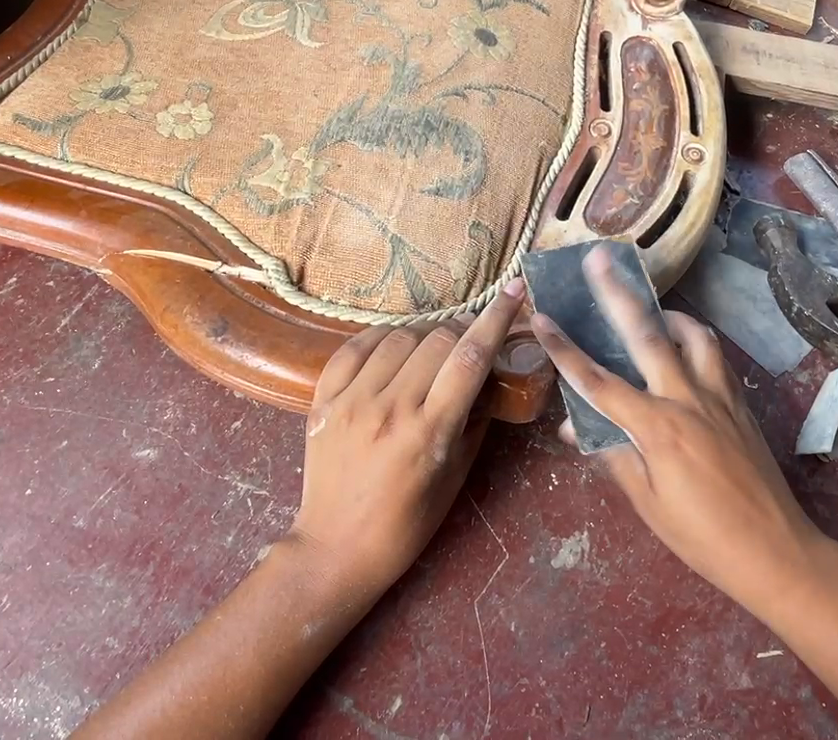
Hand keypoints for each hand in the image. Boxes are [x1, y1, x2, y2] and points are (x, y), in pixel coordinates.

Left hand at [287, 279, 527, 593]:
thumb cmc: (407, 523)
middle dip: (462, 331)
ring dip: (423, 335)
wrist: (335, 547)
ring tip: (430, 350)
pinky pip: (355, 347)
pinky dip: (380, 339)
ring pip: (398, 337)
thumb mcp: (456, 476)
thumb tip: (489, 376)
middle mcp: (391, 407)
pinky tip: (392, 346)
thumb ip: (474, 420)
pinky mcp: (323, 399)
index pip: (470, 357)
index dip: (496, 318)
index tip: (513, 290)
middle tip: (469, 341)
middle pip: (438, 340)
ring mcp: (352, 400)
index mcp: (430, 431)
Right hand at [530, 246, 824, 610]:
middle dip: (618, 294)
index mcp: (657, 427)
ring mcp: (719, 395)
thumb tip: (573, 428)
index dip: (566, 350)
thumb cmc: (702, 535)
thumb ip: (612, 456)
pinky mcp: (740, 401)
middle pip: (646, 334)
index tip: (543, 319)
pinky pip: (715, 355)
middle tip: (601, 259)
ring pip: (693, 334)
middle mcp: (687, 398)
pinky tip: (684, 347)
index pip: (599, 382)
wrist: (775, 550)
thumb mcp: (647, 502)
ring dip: (667, 313)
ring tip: (650, 308)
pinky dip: (694, 339)